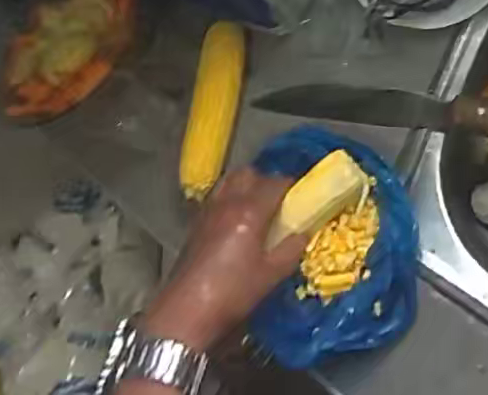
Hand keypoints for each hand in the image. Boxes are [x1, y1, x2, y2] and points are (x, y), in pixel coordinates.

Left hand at [140, 169, 306, 350]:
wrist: (184, 314)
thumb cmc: (231, 295)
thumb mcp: (270, 276)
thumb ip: (291, 249)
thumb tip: (304, 233)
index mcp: (251, 211)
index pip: (276, 183)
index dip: (291, 187)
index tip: (300, 199)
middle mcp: (230, 201)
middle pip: (251, 174)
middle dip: (267, 182)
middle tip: (277, 203)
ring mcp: (210, 209)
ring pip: (231, 180)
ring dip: (246, 185)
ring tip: (255, 207)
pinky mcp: (197, 221)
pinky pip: (218, 195)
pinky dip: (230, 196)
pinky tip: (233, 220)